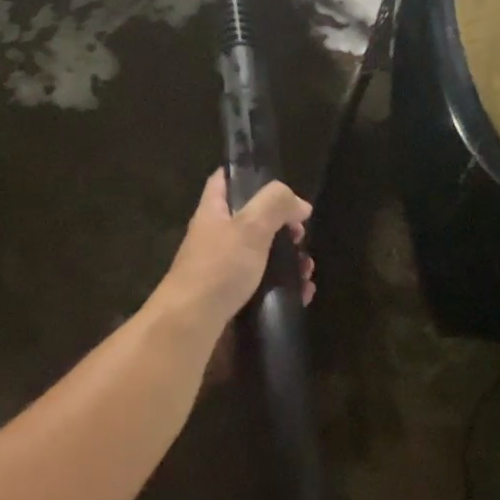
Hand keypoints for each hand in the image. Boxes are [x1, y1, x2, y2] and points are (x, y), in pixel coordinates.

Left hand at [148, 170, 315, 349]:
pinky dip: (284, 285)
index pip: (224, 180)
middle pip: (252, 220)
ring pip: (262, 254)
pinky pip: (263, 284)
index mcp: (213, 211)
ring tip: (307, 270)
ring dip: (288, 259)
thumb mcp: (250, 226)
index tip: (277, 181)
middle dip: (282, 226)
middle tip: (302, 236)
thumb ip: (275, 205)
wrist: (192, 324)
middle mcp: (216, 236)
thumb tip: (300, 205)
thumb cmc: (219, 267)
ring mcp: (223, 268)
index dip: (247, 174)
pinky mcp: (232, 296)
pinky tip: (302, 293)